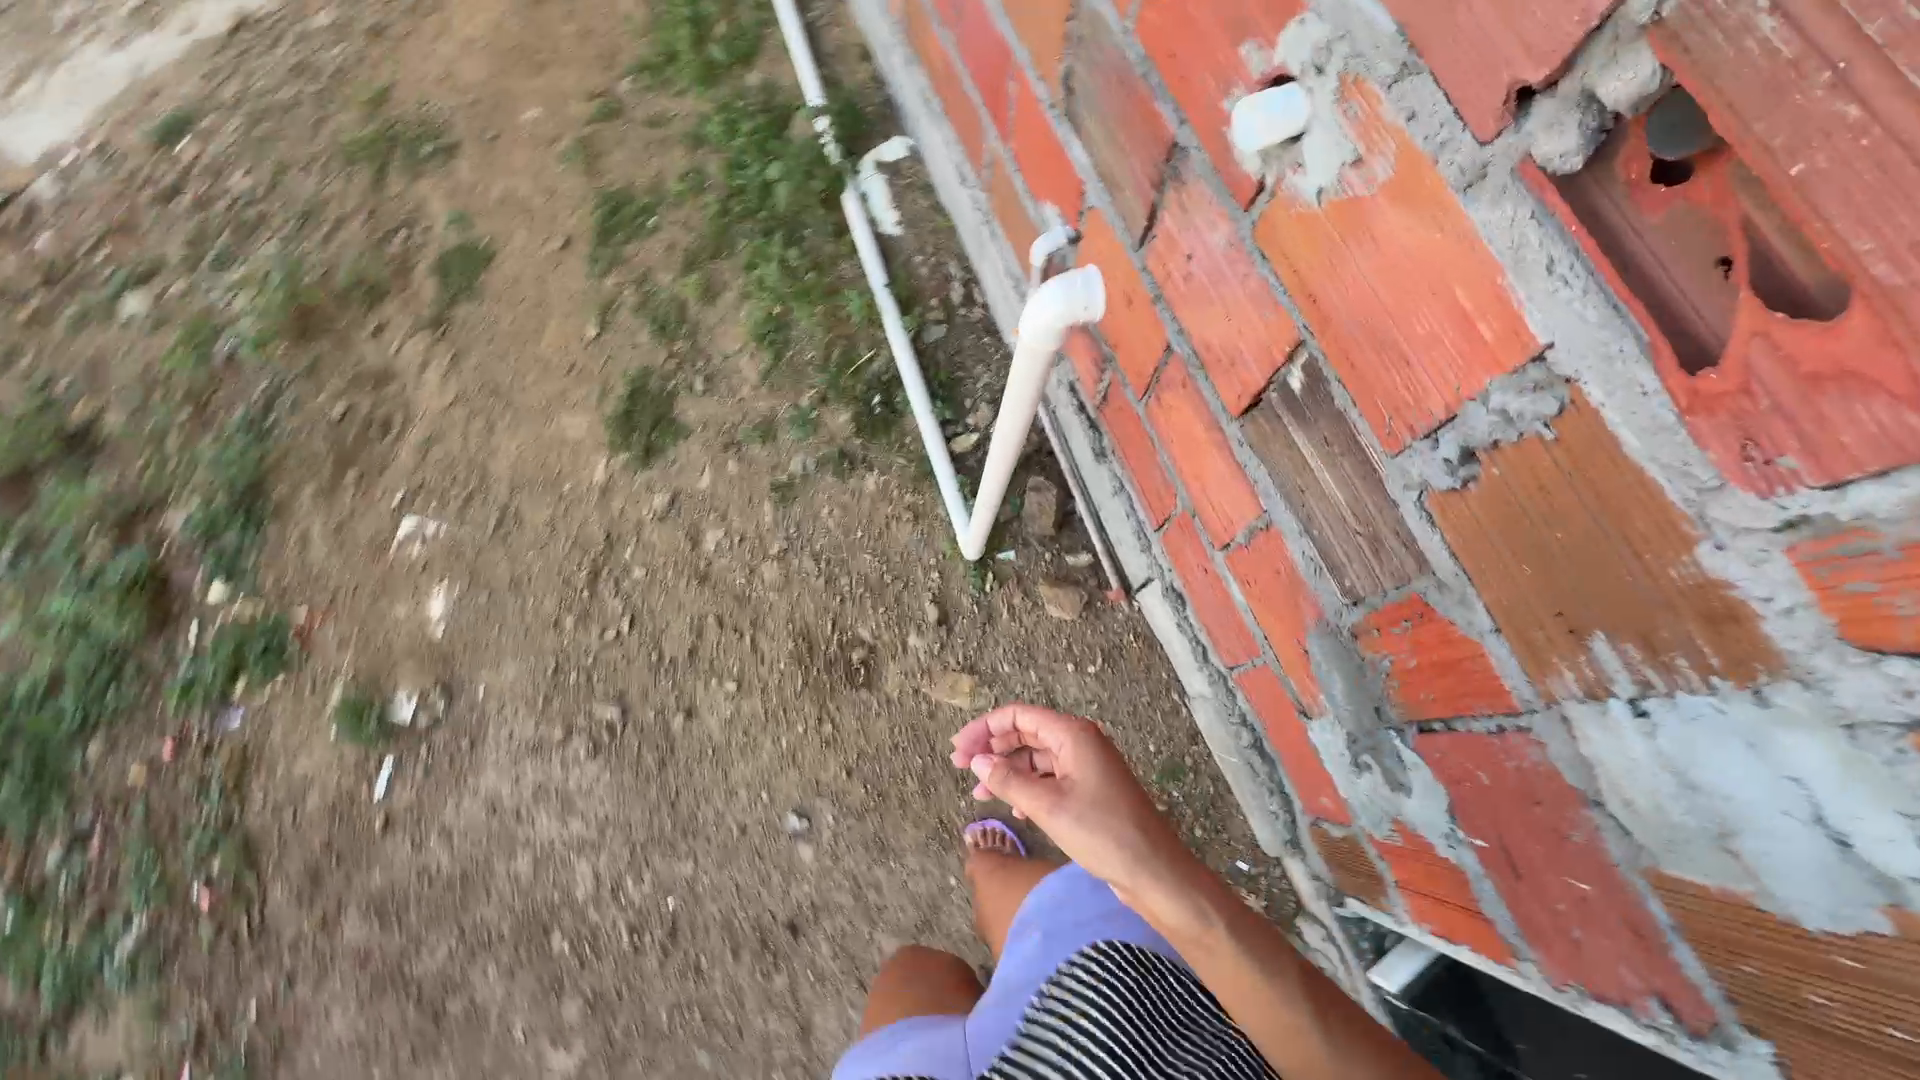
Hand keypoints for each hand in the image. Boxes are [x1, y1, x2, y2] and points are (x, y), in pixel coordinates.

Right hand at [949, 704, 1198, 907]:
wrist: (1152, 869)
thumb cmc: (1102, 832)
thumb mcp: (1047, 806)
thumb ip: (1008, 780)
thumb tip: (977, 761)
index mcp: (1072, 734)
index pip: (1018, 716)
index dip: (984, 728)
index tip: (958, 751)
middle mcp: (1079, 742)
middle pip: (1025, 733)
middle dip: (992, 748)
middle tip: (960, 768)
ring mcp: (1086, 766)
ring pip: (1036, 758)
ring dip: (1007, 772)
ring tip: (979, 794)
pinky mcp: (1089, 789)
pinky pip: (1050, 778)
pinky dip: (1027, 788)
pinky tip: (1014, 809)